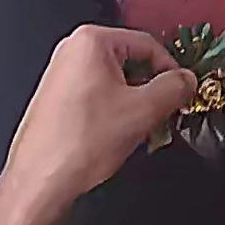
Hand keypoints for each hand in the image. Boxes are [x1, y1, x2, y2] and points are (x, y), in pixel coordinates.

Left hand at [0, 26, 197, 216]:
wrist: (38, 183)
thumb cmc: (79, 143)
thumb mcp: (143, 110)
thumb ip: (173, 88)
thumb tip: (186, 79)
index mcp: (92, 41)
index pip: (148, 45)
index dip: (171, 70)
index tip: (182, 90)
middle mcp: (73, 51)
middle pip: (132, 62)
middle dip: (152, 89)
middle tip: (165, 112)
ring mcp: (64, 74)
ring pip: (117, 81)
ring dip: (136, 103)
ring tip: (142, 129)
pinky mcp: (60, 97)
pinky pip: (100, 94)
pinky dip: (116, 111)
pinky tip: (120, 135)